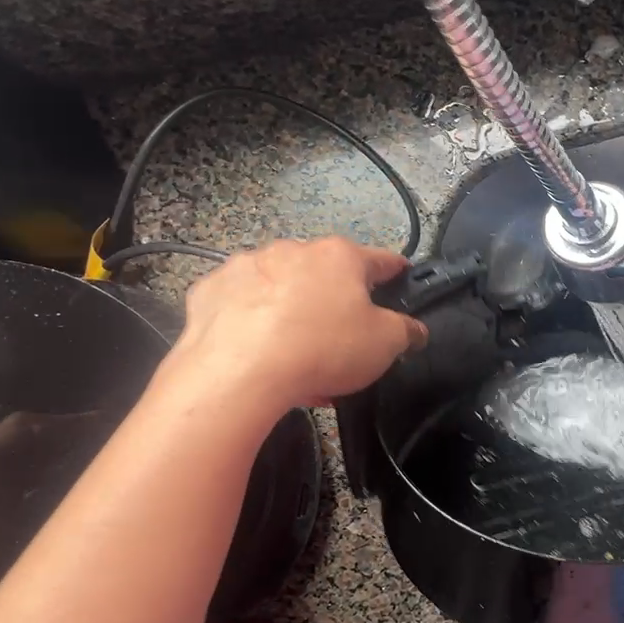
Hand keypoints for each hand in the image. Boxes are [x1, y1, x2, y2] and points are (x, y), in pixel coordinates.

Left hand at [162, 237, 427, 410]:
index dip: (397, 272)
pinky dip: (256, 324)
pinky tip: (263, 354)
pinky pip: (244, 306)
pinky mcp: (209, 291)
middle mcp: (291, 250)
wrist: (238, 372)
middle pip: (327, 274)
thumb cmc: (323, 347)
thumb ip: (408, 331)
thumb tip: (414, 329)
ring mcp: (244, 267)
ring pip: (283, 288)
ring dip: (296, 311)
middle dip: (338, 299)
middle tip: (346, 337)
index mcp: (340, 256)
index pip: (382, 259)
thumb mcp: (387, 344)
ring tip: (301, 355)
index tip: (402, 281)